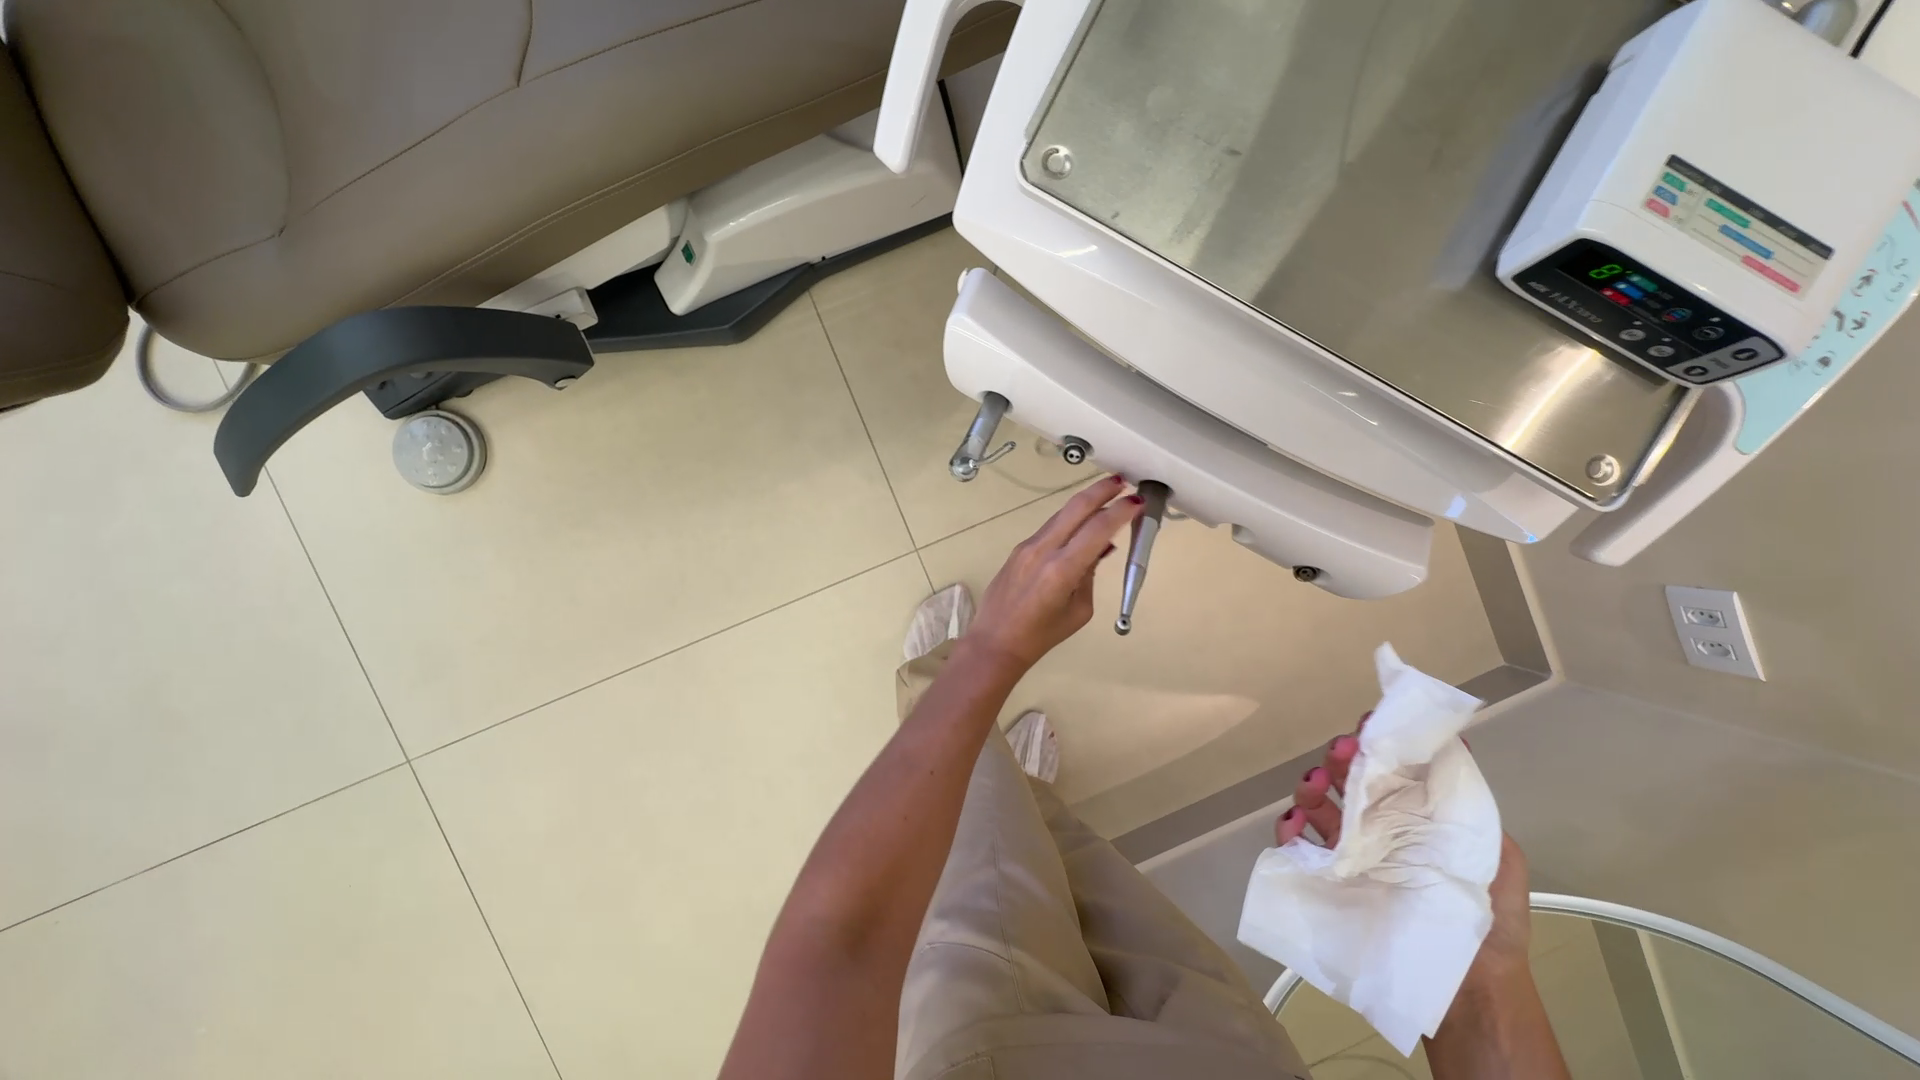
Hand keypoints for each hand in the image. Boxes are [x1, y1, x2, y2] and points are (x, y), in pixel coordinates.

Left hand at [961, 475, 1143, 672]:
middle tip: (1122, 482)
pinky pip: (1049, 528)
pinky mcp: (1019, 550)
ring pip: (1061, 515)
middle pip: (1076, 508)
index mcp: (1062, 569)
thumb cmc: (1042, 635)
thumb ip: (1090, 574)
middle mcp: (1043, 550)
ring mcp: (1027, 547)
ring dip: (1085, 502)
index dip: (1120, 512)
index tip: (1137, 502)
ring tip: (1106, 494)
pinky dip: (1069, 521)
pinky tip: (1082, 524)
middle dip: (1101, 490)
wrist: (996, 641)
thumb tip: (1099, 548)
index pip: (1098, 529)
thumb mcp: (1079, 610)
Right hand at [1276, 721, 1532, 985]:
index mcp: (1416, 815)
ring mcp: (1351, 853)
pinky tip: (1293, 824)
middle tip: (1342, 750)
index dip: (1377, 741)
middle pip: (1349, 779)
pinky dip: (1287, 829)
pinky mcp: (1329, 881)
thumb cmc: (1487, 921)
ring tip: (1314, 784)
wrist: (1471, 990)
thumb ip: (1471, 804)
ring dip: (1311, 786)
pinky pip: (1297, 848)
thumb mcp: (1496, 855)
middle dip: (1340, 756)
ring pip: (1318, 805)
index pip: (1389, 766)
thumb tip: (1453, 744)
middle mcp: (1379, 827)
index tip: (1371, 724)